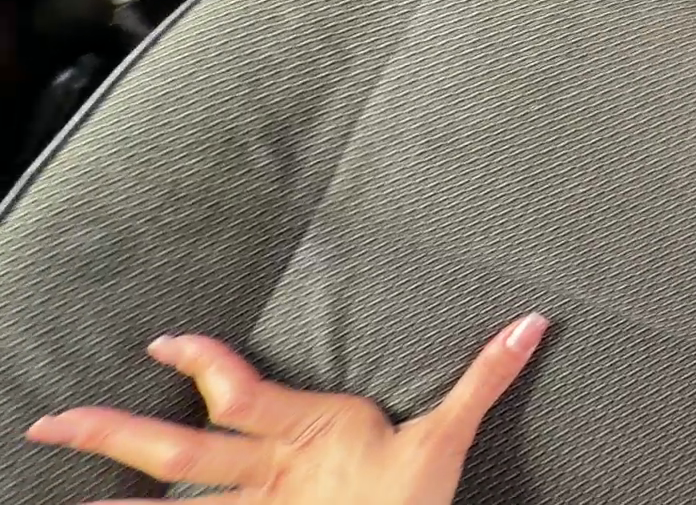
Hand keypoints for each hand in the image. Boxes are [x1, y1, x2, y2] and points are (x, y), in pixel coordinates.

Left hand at [24, 313, 547, 504]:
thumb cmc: (407, 504)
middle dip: (116, 436)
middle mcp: (268, 475)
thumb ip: (483, 379)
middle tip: (51, 423)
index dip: (203, 367)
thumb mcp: (447, 440)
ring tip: (55, 499)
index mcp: (311, 435)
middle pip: (181, 450)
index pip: (243, 395)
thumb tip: (531, 321)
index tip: (164, 344)